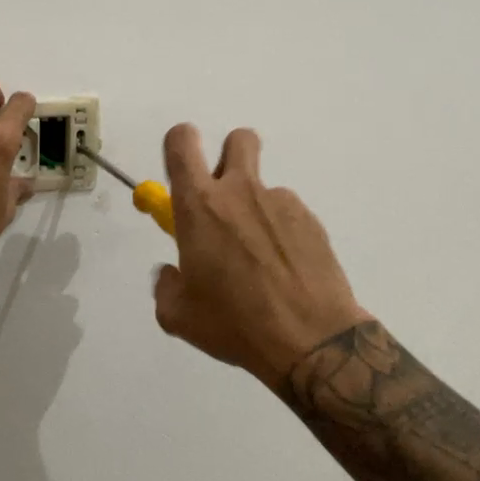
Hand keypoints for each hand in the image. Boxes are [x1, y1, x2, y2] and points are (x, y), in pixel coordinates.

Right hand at [152, 125, 371, 392]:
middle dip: (228, 156)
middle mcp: (241, 193)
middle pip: (238, 140)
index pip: (181, 143)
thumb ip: (167, 284)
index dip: (179, 144)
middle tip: (223, 199)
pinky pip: (288, 216)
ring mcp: (282, 204)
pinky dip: (281, 235)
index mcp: (199, 207)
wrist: (310, 340)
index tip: (180, 168)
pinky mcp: (312, 222)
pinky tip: (284, 273)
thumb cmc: (233, 324)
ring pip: (264, 189)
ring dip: (256, 211)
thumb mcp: (178, 315)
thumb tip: (173, 272)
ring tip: (260, 261)